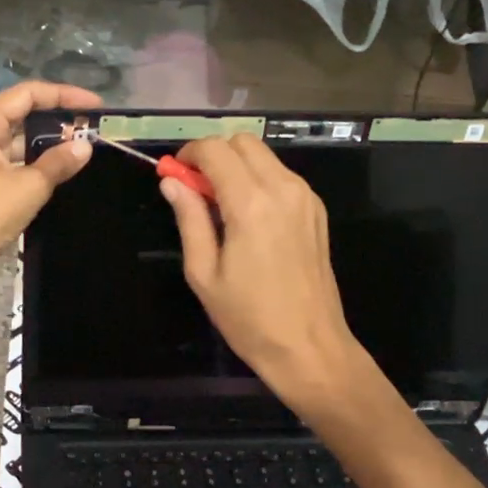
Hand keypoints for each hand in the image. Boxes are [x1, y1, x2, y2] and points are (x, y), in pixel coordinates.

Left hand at [0, 81, 100, 277]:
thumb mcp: (30, 186)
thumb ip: (59, 162)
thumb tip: (85, 147)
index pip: (27, 94)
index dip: (63, 96)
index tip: (95, 105)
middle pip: (20, 110)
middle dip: (56, 117)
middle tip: (91, 125)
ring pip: (17, 134)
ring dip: (47, 139)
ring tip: (82, 143)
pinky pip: (11, 154)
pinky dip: (34, 156)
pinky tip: (60, 163)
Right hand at [162, 134, 369, 410]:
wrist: (308, 346)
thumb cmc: (248, 317)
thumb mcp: (204, 273)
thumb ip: (189, 220)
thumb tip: (172, 183)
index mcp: (250, 204)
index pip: (215, 150)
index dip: (189, 154)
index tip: (175, 174)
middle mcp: (282, 189)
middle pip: (243, 141)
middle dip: (214, 155)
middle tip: (196, 189)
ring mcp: (304, 197)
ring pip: (264, 156)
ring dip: (237, 167)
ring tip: (219, 206)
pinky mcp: (316, 210)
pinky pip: (281, 176)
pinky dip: (258, 181)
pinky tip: (247, 218)